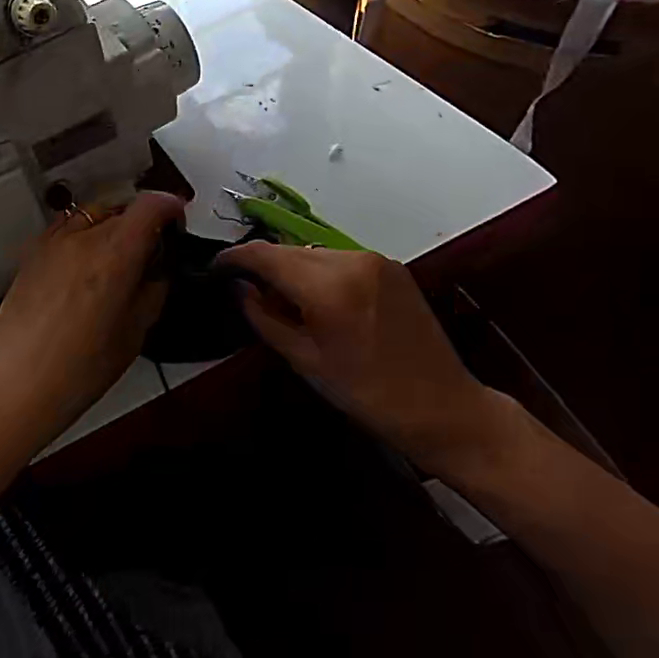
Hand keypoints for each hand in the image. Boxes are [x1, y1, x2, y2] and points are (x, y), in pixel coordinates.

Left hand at [0, 192, 186, 514]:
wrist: (18, 378)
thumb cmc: (76, 368)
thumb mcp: (134, 332)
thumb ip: (152, 289)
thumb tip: (158, 270)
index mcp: (113, 255)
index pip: (149, 205)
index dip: (170, 207)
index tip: (177, 217)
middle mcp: (80, 239)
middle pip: (120, 209)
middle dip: (140, 223)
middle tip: (152, 251)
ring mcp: (50, 243)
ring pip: (90, 216)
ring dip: (109, 227)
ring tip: (117, 260)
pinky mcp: (31, 254)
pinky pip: (63, 230)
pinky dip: (81, 237)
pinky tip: (85, 268)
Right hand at [218, 242, 508, 472]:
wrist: (445, 409)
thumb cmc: (366, 392)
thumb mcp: (301, 358)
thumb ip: (262, 316)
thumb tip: (238, 287)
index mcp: (327, 287)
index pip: (263, 254)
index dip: (232, 257)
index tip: (214, 268)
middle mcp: (351, 262)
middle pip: (286, 250)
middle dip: (262, 266)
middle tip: (247, 292)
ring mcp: (375, 261)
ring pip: (310, 253)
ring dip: (290, 270)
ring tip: (285, 302)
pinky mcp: (390, 267)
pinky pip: (336, 259)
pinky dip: (317, 272)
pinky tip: (317, 300)